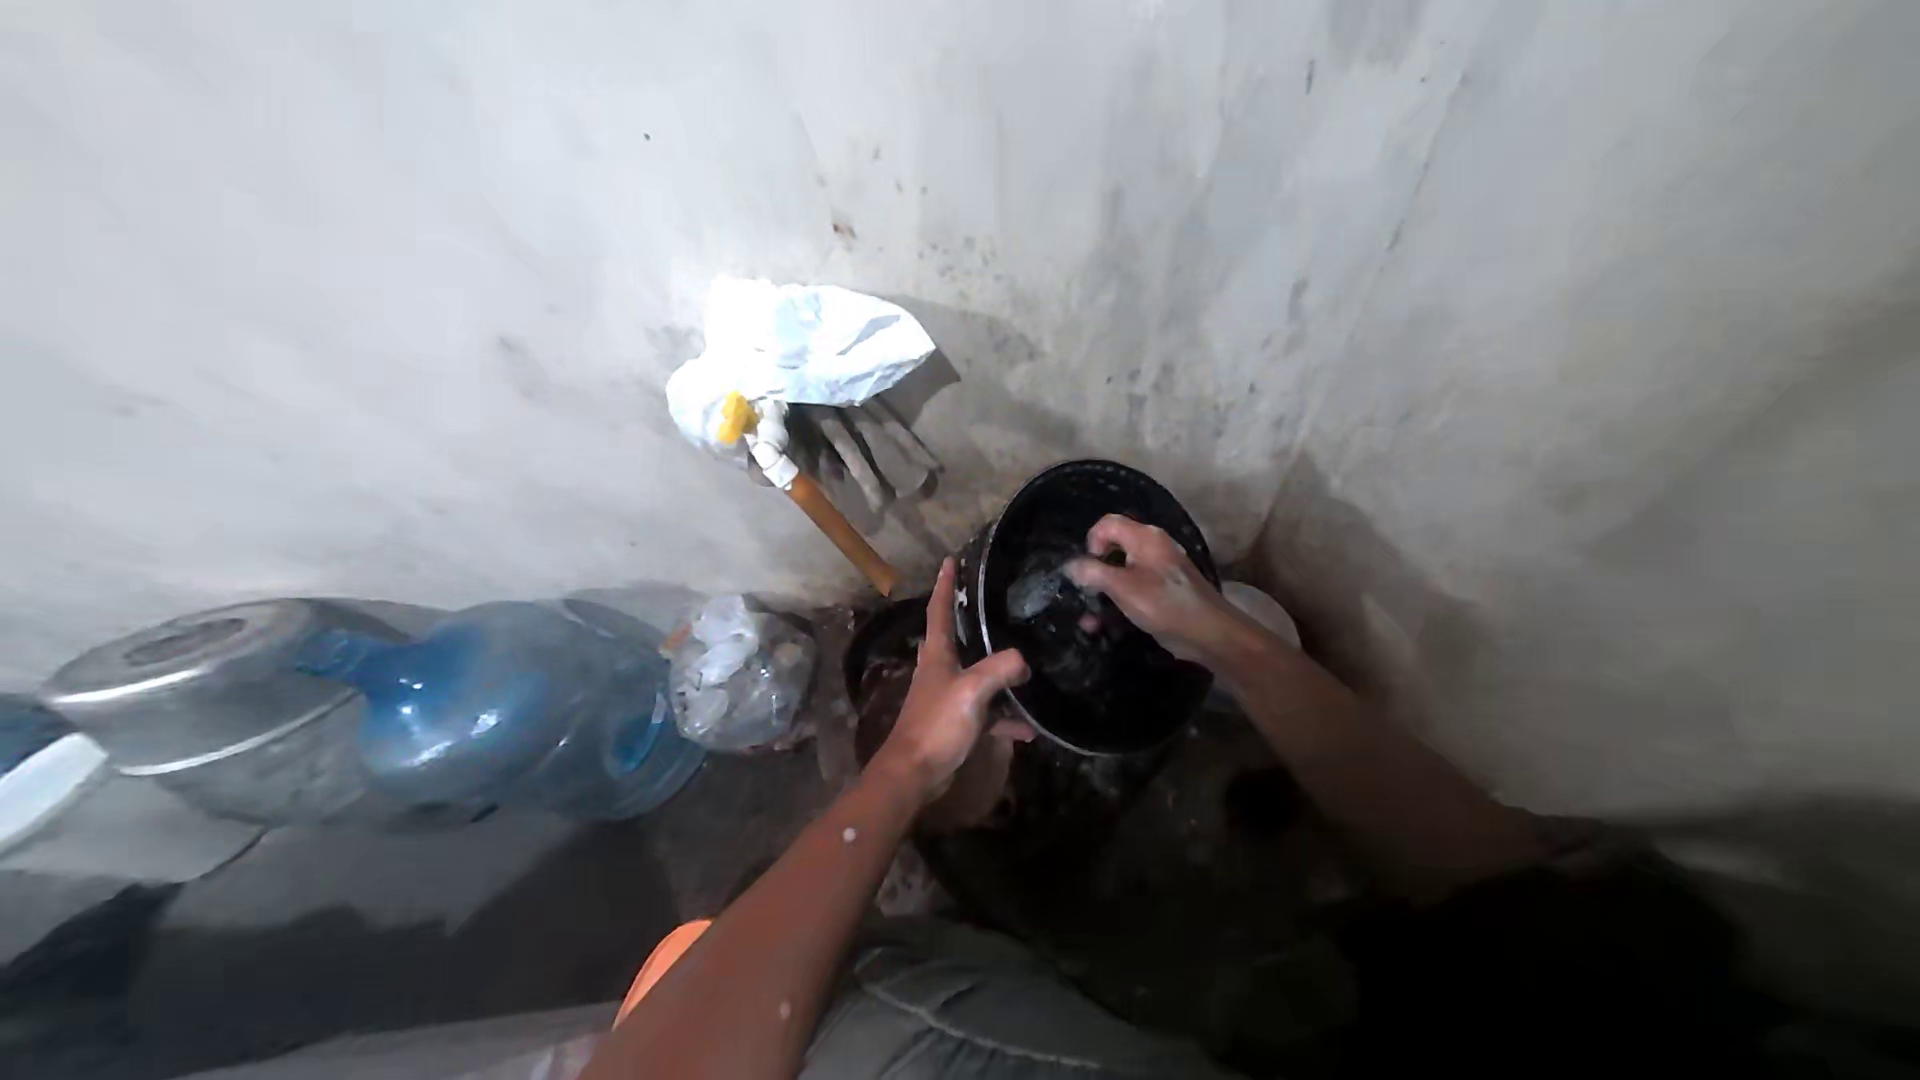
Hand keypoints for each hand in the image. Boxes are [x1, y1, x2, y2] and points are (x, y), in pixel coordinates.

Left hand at [869, 558, 1029, 804]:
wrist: (914, 773)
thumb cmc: (937, 724)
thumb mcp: (972, 690)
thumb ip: (1000, 669)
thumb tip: (1024, 663)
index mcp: (937, 655)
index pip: (939, 609)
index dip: (945, 584)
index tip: (950, 560)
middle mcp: (940, 670)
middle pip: (956, 638)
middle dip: (971, 621)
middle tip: (994, 605)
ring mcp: (947, 696)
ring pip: (977, 676)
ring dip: (1000, 676)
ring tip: (1028, 671)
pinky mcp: (955, 722)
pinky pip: (987, 713)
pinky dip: (1005, 718)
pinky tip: (1028, 729)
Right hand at [1065, 514, 1261, 665]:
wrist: (1208, 632)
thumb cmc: (1163, 604)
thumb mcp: (1121, 587)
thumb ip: (1092, 572)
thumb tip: (1071, 565)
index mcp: (1145, 537)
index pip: (1107, 523)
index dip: (1091, 541)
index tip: (1088, 567)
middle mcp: (1152, 547)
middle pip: (1113, 548)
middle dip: (1093, 571)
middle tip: (1085, 593)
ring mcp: (1158, 569)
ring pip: (1120, 573)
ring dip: (1102, 593)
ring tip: (1089, 619)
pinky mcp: (1162, 591)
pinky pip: (1132, 589)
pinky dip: (1117, 603)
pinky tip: (1104, 625)